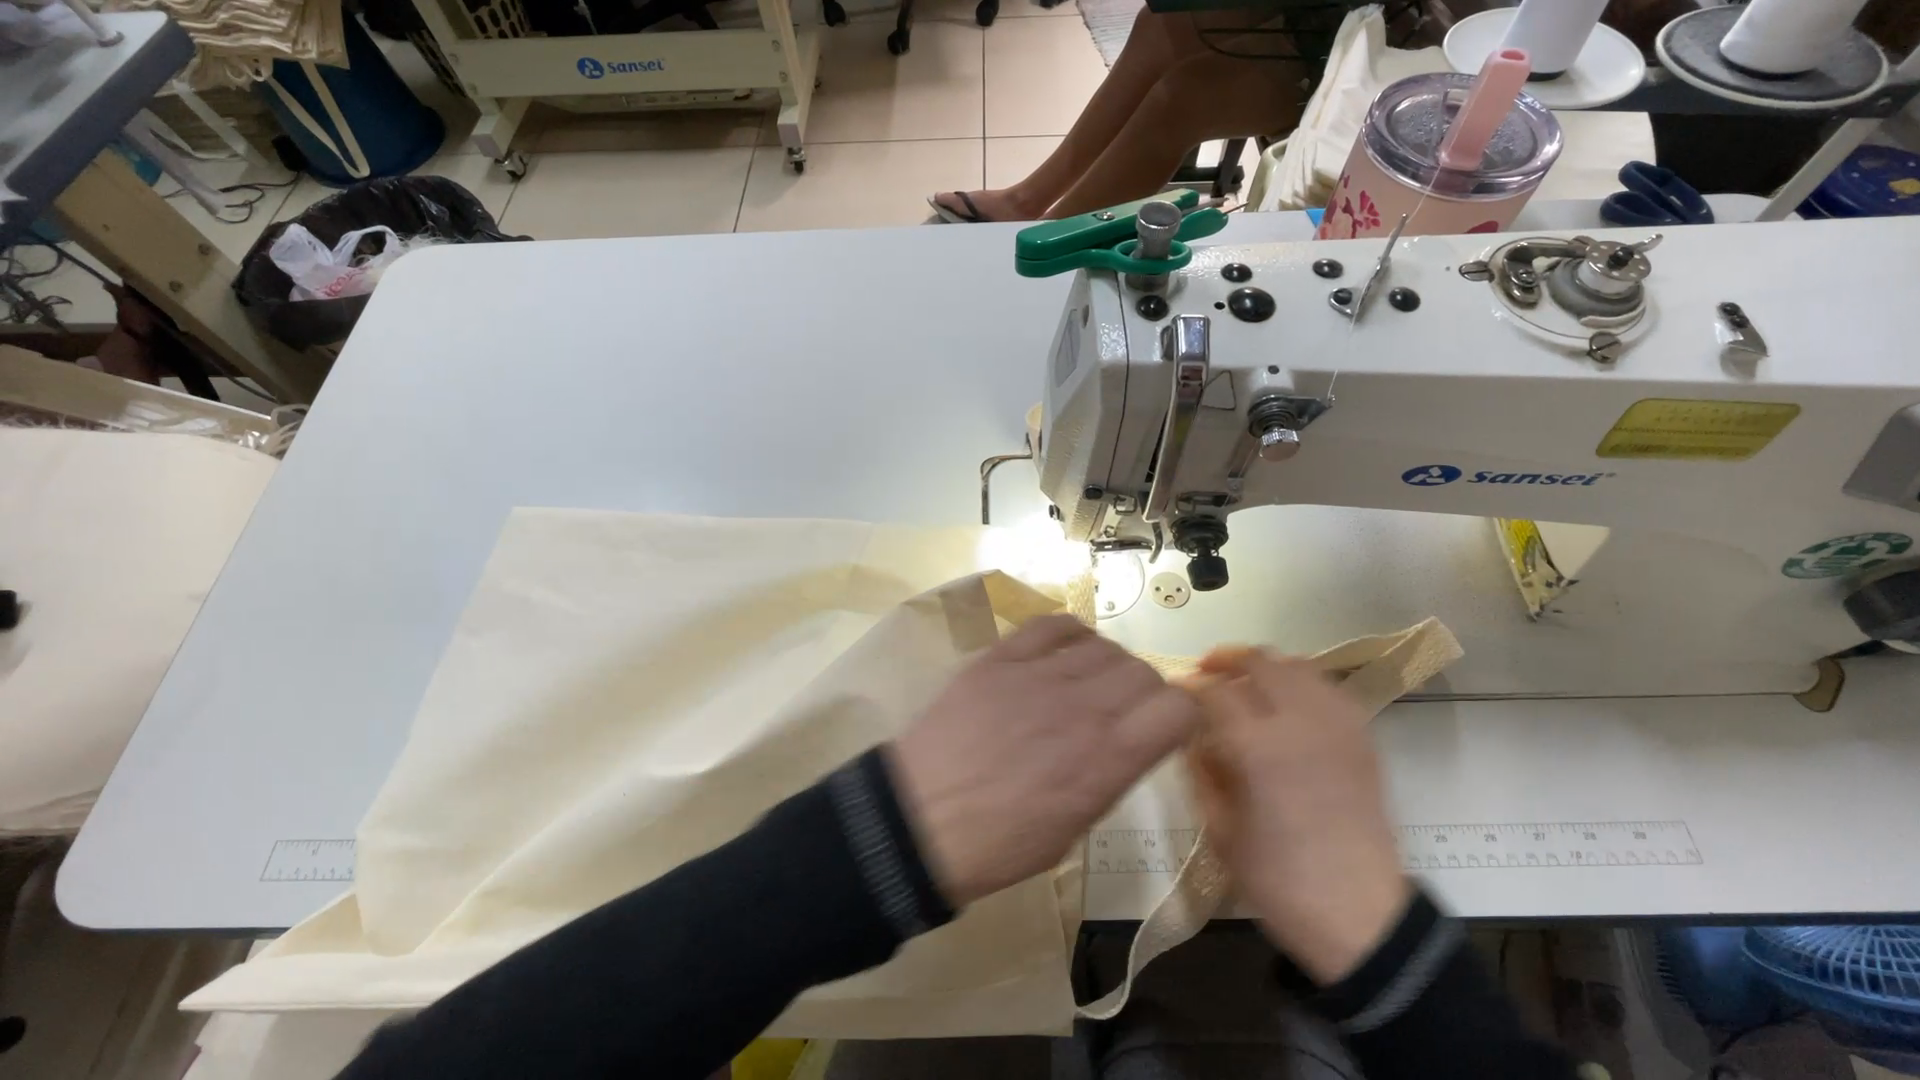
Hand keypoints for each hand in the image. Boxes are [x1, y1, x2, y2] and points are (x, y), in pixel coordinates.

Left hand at [890, 615, 1198, 906]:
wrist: (919, 822)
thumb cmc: (1000, 844)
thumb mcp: (1074, 827)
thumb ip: (1111, 775)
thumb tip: (1129, 743)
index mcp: (1107, 759)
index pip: (1179, 708)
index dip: (1182, 716)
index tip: (1167, 729)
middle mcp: (1083, 709)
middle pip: (1144, 672)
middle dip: (1146, 693)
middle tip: (1123, 713)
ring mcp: (1038, 677)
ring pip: (1104, 646)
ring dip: (1108, 666)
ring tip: (1088, 686)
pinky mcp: (999, 659)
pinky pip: (1052, 625)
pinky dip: (1070, 635)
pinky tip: (1063, 654)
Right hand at [1187, 649, 1410, 984]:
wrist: (1358, 914)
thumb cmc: (1278, 880)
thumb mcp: (1220, 830)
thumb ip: (1202, 773)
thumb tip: (1193, 737)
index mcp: (1259, 747)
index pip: (1215, 691)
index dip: (1189, 686)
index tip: (1173, 692)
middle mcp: (1301, 723)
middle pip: (1260, 662)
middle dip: (1226, 660)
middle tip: (1205, 674)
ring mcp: (1338, 726)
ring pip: (1298, 666)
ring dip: (1266, 666)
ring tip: (1245, 682)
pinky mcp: (1362, 739)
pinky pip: (1329, 689)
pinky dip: (1302, 682)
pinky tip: (1288, 702)